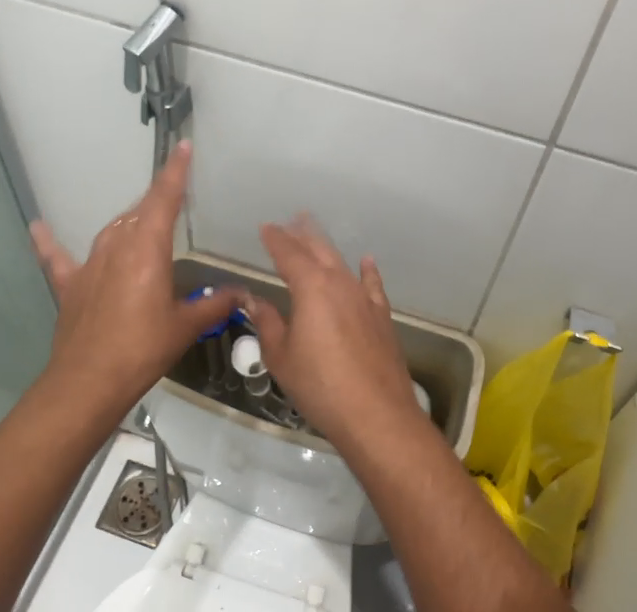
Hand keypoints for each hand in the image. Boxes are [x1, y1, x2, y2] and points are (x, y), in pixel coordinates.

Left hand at [30, 142, 239, 419]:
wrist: (88, 382)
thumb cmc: (143, 349)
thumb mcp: (185, 327)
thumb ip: (214, 305)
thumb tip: (240, 294)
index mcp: (148, 249)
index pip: (164, 199)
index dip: (175, 173)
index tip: (183, 147)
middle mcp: (117, 247)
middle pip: (138, 213)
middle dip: (157, 202)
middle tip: (175, 200)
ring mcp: (89, 265)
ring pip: (112, 230)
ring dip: (128, 223)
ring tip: (142, 222)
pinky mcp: (69, 285)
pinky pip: (56, 257)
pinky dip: (48, 241)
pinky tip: (38, 226)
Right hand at [245, 218, 423, 446]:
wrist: (376, 413)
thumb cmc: (320, 386)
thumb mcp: (282, 357)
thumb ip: (268, 323)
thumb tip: (254, 300)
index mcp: (311, 287)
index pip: (289, 254)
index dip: (276, 240)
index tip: (266, 228)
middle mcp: (340, 283)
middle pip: (318, 250)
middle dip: (302, 235)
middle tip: (290, 222)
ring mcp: (364, 298)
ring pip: (342, 263)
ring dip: (327, 248)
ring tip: (316, 236)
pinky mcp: (381, 316)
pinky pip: (371, 283)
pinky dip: (366, 271)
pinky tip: (366, 262)